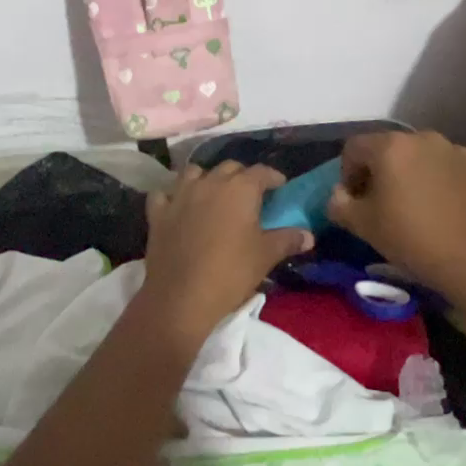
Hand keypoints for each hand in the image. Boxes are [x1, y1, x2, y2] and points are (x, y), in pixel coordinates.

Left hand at [140, 161, 313, 340]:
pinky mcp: (157, 213)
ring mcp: (179, 195)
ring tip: (214, 194)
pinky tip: (178, 206)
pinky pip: (164, 194)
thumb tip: (308, 235)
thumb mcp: (266, 256)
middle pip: (229, 168)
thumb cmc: (231, 272)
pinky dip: (172, 196)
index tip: (280, 186)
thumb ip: (288, 240)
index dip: (273, 177)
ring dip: (207, 178)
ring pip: (194, 173)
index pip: (262, 172)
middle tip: (250, 193)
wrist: (182, 296)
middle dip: (242, 176)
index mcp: (240, 189)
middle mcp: (209, 183)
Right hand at [325, 131, 465, 292]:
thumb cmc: (410, 238)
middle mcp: (423, 138)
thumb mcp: (362, 225)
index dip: (346, 173)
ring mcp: (454, 150)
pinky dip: (436, 181)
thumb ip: (339, 204)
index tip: (353, 200)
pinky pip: (445, 167)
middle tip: (380, 204)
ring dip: (408, 175)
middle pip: (388, 149)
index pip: (354, 148)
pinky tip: (439, 209)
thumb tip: (339, 194)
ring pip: (419, 157)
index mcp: (390, 147)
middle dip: (378, 172)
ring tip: (413, 206)